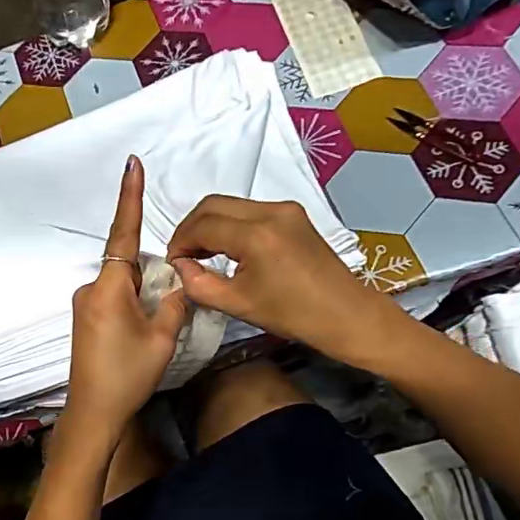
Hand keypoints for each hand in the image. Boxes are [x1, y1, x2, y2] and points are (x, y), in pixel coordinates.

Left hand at [63, 157, 187, 443]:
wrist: (93, 413)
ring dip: (143, 296)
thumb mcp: (162, 339)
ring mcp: (84, 305)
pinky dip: (132, 306)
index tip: (131, 165)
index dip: (130, 198)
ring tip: (148, 335)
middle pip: (128, 265)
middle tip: (161, 317)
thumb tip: (179, 282)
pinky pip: (114, 298)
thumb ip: (175, 303)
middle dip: (152, 278)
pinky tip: (138, 335)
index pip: (123, 234)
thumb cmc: (127, 377)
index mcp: (109, 288)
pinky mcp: (85, 319)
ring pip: (123, 285)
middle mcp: (91, 289)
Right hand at [168, 195, 410, 365]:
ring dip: (210, 224)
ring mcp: (285, 209)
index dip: (180, 243)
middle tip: (183, 255)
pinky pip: (249, 210)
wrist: (345, 314)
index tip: (174, 263)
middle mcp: (271, 212)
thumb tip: (180, 266)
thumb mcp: (237, 304)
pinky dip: (230, 224)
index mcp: (256, 236)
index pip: (202, 226)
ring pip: (230, 205)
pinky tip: (227, 248)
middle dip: (191, 228)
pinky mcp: (293, 214)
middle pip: (213, 205)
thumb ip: (198, 284)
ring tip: (202, 254)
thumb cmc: (292, 315)